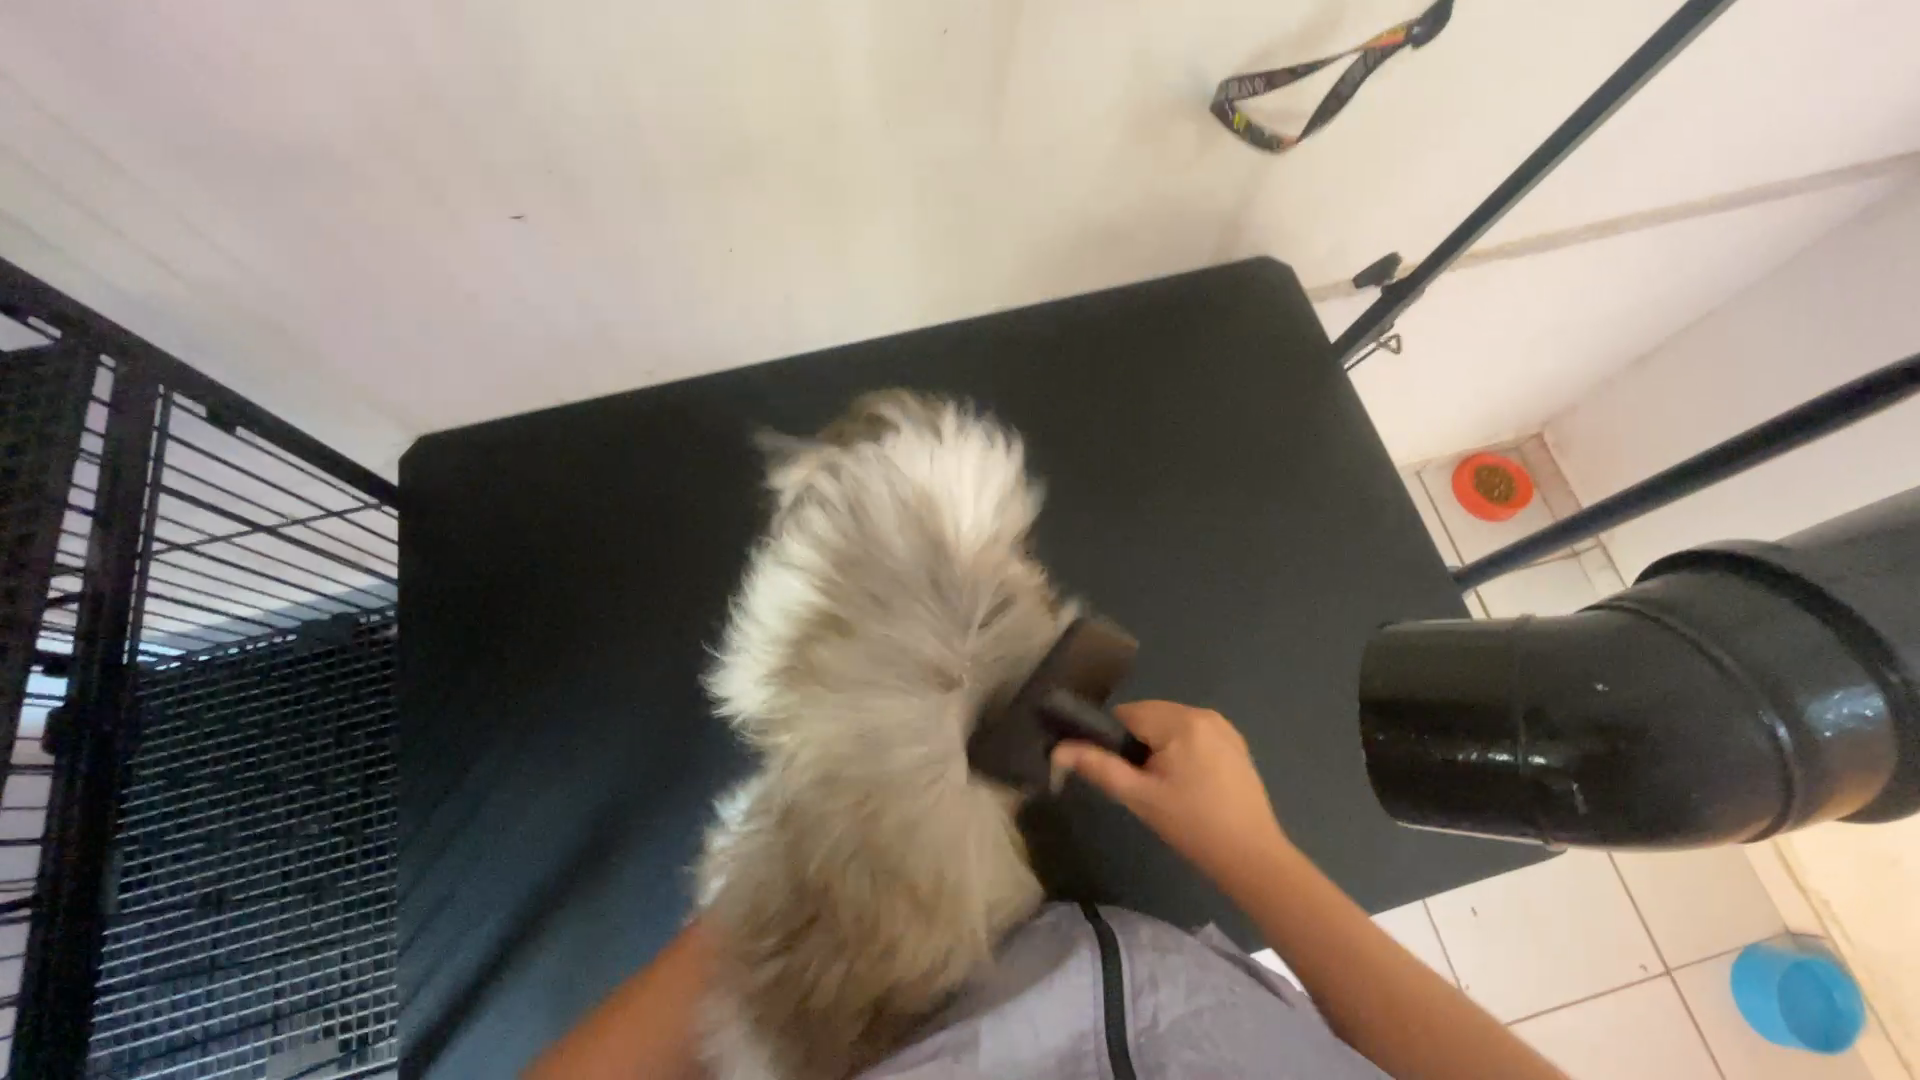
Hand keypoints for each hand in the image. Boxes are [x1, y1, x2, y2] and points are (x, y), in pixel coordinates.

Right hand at [1052, 701, 1290, 889]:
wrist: (1252, 858)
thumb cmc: (1192, 826)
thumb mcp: (1139, 797)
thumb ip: (1098, 767)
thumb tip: (1058, 750)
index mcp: (1181, 721)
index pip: (1127, 714)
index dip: (1114, 741)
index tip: (1120, 774)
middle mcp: (1204, 713)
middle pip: (1149, 716)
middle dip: (1138, 744)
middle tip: (1143, 787)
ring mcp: (1224, 727)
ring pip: (1169, 725)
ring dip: (1158, 747)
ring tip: (1165, 788)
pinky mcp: (1235, 743)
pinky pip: (1192, 734)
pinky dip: (1180, 751)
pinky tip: (1188, 785)